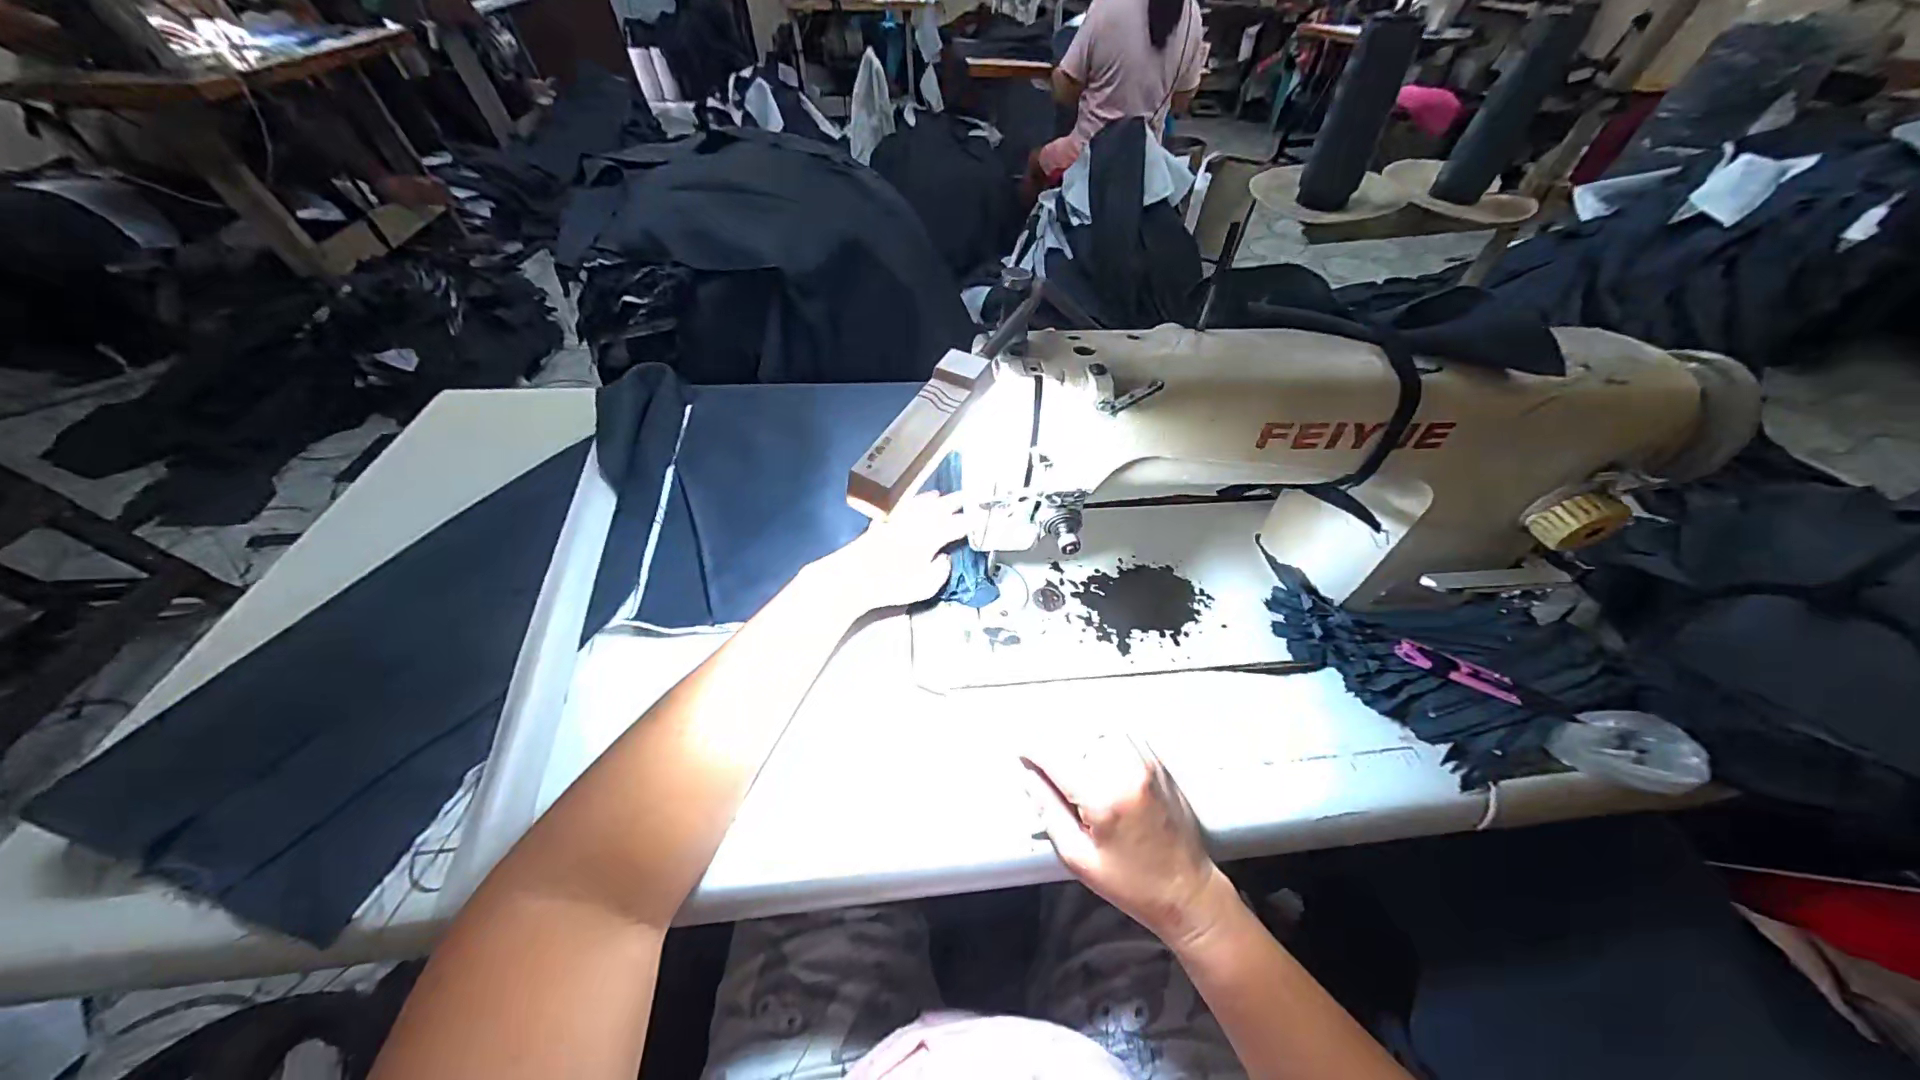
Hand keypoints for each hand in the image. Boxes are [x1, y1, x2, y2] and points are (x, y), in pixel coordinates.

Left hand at [808, 492, 965, 613]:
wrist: (854, 575)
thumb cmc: (892, 585)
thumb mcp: (925, 587)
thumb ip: (940, 571)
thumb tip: (945, 558)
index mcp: (933, 537)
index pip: (957, 524)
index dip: (971, 521)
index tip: (980, 517)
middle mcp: (919, 522)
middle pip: (942, 507)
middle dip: (957, 502)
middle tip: (969, 498)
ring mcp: (901, 517)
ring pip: (924, 502)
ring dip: (937, 499)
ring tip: (946, 497)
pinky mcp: (885, 519)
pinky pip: (906, 504)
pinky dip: (915, 500)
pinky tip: (918, 500)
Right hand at [1022, 734, 1232, 948]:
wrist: (1188, 891)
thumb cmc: (1135, 884)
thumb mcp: (1079, 857)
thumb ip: (1048, 812)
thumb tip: (1029, 779)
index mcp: (1104, 798)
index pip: (1056, 757)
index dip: (1032, 751)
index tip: (1022, 752)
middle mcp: (1127, 773)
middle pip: (1077, 737)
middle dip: (1056, 748)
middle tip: (1046, 768)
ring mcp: (1146, 765)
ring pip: (1100, 731)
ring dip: (1081, 743)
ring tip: (1075, 768)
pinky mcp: (1158, 765)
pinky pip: (1123, 736)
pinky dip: (1105, 743)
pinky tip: (1100, 764)